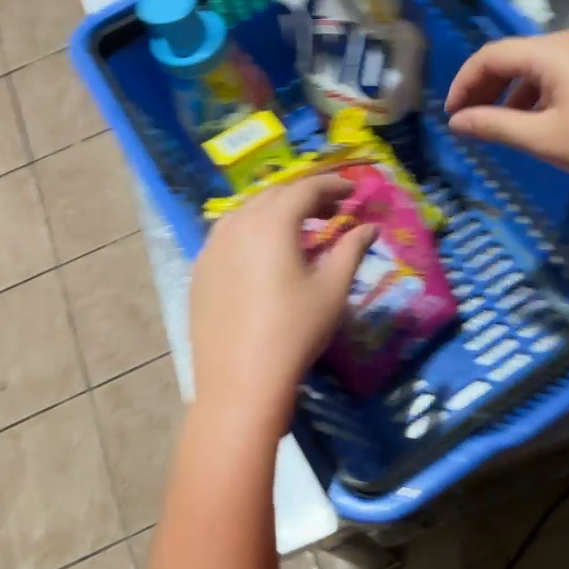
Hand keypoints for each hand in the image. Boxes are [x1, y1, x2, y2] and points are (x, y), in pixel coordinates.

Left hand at [189, 175, 377, 421]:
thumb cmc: (295, 332)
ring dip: (276, 212)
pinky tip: (266, 254)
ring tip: (300, 229)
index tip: (353, 190)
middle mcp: (236, 225)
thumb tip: (369, 228)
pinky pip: (228, 237)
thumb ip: (351, 250)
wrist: (241, 382)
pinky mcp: (200, 271)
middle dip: (305, 197)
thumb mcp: (332, 290)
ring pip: (246, 213)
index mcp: (271, 223)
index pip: (304, 189)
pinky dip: (252, 232)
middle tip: (333, 209)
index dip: (332, 185)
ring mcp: (211, 248)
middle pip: (273, 196)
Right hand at [445, 29, 568, 185]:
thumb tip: (457, 123)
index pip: (491, 55)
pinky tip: (535, 119)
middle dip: (486, 87)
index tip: (452, 115)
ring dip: (512, 92)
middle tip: (469, 120)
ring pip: (536, 64)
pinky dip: (537, 91)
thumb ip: (494, 126)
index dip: (464, 83)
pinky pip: (559, 71)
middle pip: (514, 56)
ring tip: (499, 125)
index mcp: (551, 51)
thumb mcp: (541, 138)